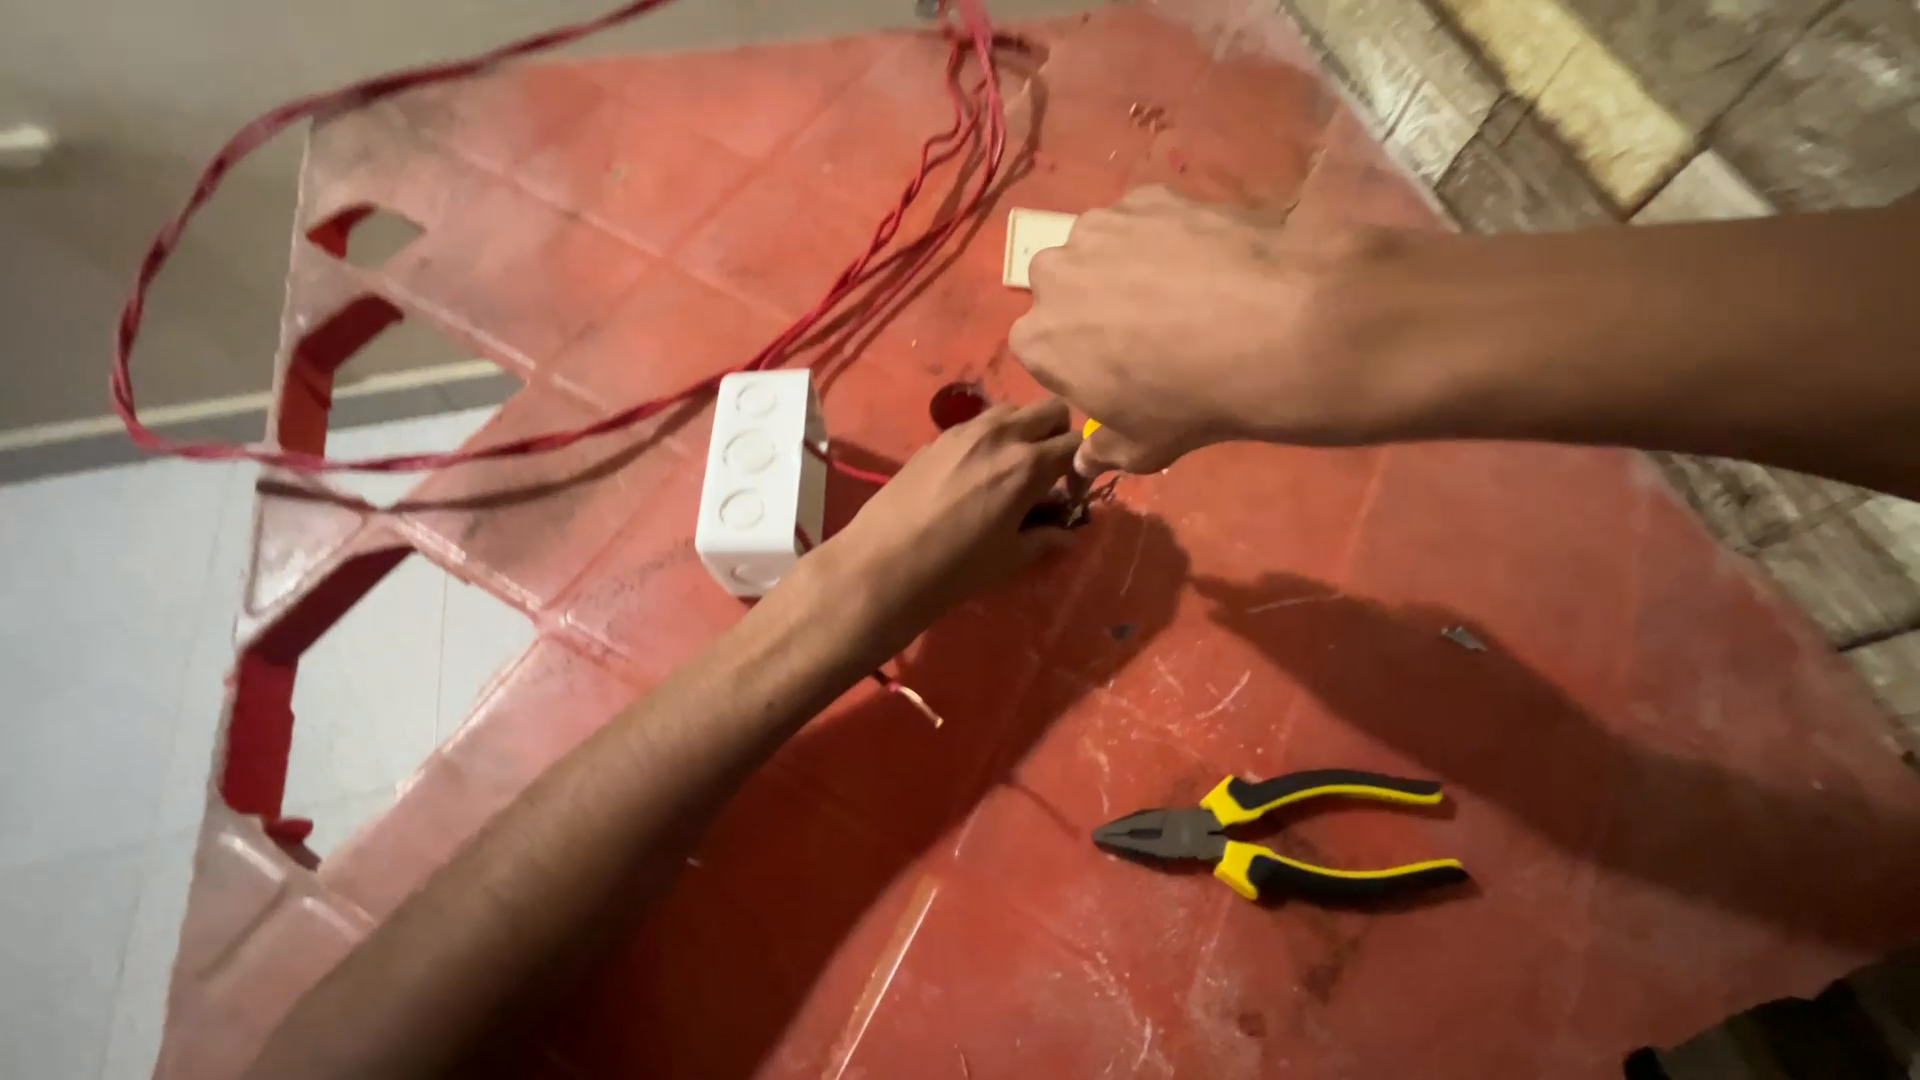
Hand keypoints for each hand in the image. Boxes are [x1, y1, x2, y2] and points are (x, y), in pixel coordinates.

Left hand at [820, 398, 1081, 635]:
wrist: (885, 562)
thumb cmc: (956, 567)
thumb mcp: (1011, 556)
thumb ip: (1045, 537)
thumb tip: (1067, 532)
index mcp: (1028, 465)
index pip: (1078, 442)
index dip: (1083, 465)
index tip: (1072, 492)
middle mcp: (1002, 435)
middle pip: (1051, 409)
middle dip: (1060, 434)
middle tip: (1050, 471)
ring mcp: (966, 431)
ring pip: (1013, 410)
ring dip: (1025, 430)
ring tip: (1013, 467)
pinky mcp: (937, 437)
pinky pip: (978, 422)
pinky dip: (992, 436)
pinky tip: (976, 471)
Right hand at [1009, 185, 1412, 475]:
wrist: (1269, 332)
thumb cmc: (1185, 403)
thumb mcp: (1137, 449)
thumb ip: (1100, 452)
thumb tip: (1083, 464)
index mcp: (1038, 339)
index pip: (1040, 348)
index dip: (1073, 361)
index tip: (1109, 373)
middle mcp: (1053, 275)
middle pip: (1062, 290)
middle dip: (1089, 306)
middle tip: (1141, 330)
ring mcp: (1100, 227)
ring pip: (1099, 249)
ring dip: (1121, 266)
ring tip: (1177, 292)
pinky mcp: (1149, 195)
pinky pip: (1145, 220)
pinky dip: (1163, 237)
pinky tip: (1202, 262)